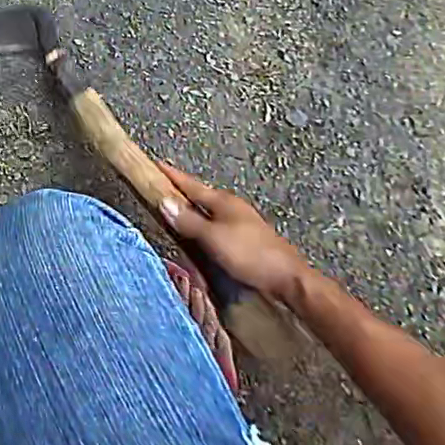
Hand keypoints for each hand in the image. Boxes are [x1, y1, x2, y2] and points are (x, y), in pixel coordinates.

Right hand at [158, 163, 311, 304]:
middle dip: (181, 192)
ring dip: (192, 211)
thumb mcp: (213, 237)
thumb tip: (165, 201)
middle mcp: (231, 207)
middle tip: (161, 189)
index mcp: (223, 201)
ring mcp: (239, 222)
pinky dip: (202, 226)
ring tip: (175, 213)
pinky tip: (199, 236)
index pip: (191, 184)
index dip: (173, 176)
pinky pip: (215, 225)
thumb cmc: (250, 254)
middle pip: (200, 196)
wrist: (288, 279)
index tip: (156, 165)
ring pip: (208, 212)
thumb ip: (189, 221)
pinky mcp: (244, 238)